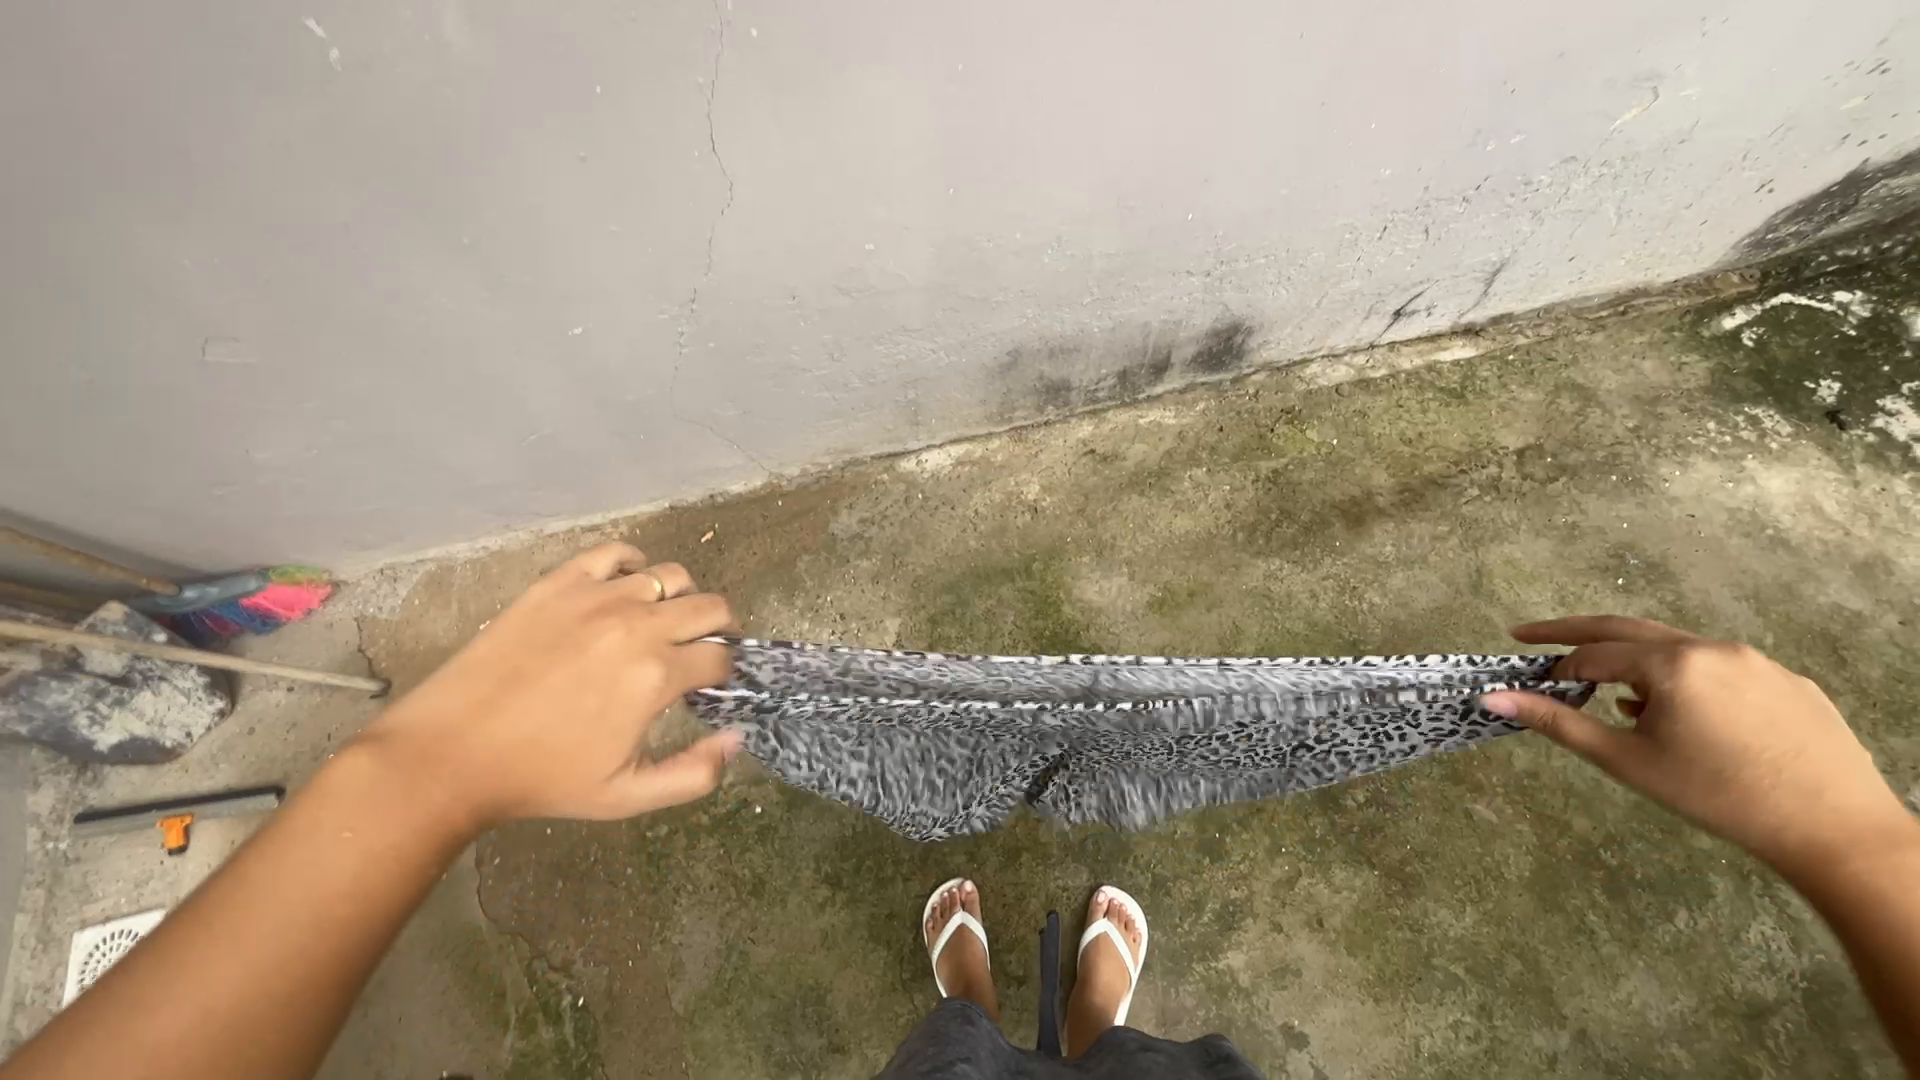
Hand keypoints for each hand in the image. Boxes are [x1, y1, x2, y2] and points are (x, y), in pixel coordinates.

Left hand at [355, 543, 740, 829]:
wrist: (451, 754)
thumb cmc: (543, 778)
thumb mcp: (626, 796)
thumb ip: (694, 773)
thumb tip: (736, 737)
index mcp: (656, 676)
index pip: (721, 657)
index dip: (724, 672)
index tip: (710, 684)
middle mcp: (637, 626)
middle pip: (710, 606)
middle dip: (719, 628)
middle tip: (700, 650)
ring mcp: (596, 599)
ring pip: (671, 575)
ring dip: (681, 598)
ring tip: (662, 621)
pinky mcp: (559, 584)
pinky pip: (614, 553)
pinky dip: (632, 565)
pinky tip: (624, 589)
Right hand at [1481, 615, 1914, 881]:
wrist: (1838, 832)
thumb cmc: (1716, 796)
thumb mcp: (1624, 759)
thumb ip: (1555, 721)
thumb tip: (1490, 697)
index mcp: (1671, 664)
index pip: (1592, 655)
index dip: (1557, 669)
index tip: (1533, 686)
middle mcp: (1712, 648)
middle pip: (1625, 628)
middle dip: (1572, 632)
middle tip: (1527, 634)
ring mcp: (1757, 661)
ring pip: (1673, 647)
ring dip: (1630, 659)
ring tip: (1610, 692)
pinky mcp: (1789, 681)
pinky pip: (1717, 667)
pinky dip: (1680, 676)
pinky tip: (1678, 713)